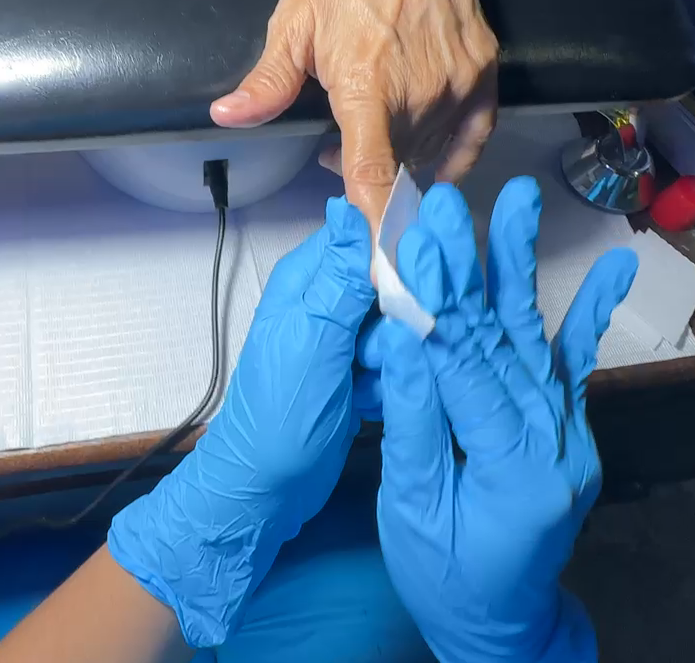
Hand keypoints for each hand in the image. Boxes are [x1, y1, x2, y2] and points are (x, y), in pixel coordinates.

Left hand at [108, 198, 372, 647]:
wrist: (266, 488)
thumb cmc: (284, 411)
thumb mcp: (314, 338)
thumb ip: (340, 277)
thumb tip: (346, 204)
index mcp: (307, 279)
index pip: (362, 236)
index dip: (397, 249)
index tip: (428, 275)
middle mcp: (325, 301)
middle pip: (388, 281)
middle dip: (399, 315)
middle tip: (382, 352)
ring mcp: (341, 339)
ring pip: (396, 323)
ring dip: (395, 354)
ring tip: (370, 383)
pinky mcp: (357, 372)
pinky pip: (393, 359)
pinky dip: (390, 380)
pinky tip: (371, 403)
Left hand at [210, 0, 497, 225]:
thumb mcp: (292, 22)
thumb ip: (267, 81)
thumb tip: (228, 117)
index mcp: (367, 84)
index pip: (374, 172)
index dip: (375, 224)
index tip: (378, 266)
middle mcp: (421, 90)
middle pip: (398, 169)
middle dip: (366, 178)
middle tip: (335, 150)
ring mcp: (460, 80)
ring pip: (431, 154)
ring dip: (399, 161)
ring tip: (369, 129)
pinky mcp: (485, 69)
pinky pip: (473, 135)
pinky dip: (448, 153)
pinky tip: (424, 148)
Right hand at [359, 178, 637, 661]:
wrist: (507, 627)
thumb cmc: (444, 576)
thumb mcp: (413, 509)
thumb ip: (414, 423)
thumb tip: (404, 339)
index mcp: (511, 467)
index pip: (466, 366)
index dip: (438, 301)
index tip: (415, 241)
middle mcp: (553, 438)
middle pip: (501, 335)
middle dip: (470, 261)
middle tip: (450, 202)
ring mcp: (568, 428)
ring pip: (536, 331)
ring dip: (521, 262)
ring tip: (520, 199)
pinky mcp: (569, 424)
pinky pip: (578, 362)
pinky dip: (592, 310)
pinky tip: (614, 267)